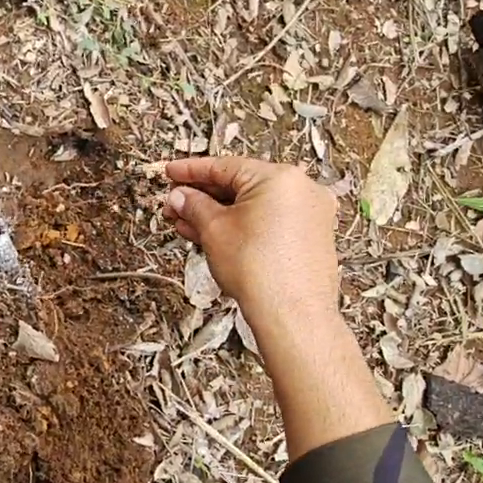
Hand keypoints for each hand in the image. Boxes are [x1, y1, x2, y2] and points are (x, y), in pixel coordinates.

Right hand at [160, 155, 391, 458]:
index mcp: (279, 177)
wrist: (292, 314)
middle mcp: (301, 189)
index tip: (170, 172)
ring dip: (218, 213)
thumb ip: (193, 205)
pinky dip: (241, 225)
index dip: (190, 171)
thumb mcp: (213, 230)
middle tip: (174, 204)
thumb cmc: (257, 269)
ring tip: (186, 223)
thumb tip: (180, 196)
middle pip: (240, 186)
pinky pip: (269, 221)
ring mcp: (310, 214)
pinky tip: (214, 236)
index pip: (224, 167)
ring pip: (253, 206)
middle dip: (202, 197)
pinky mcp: (312, 237)